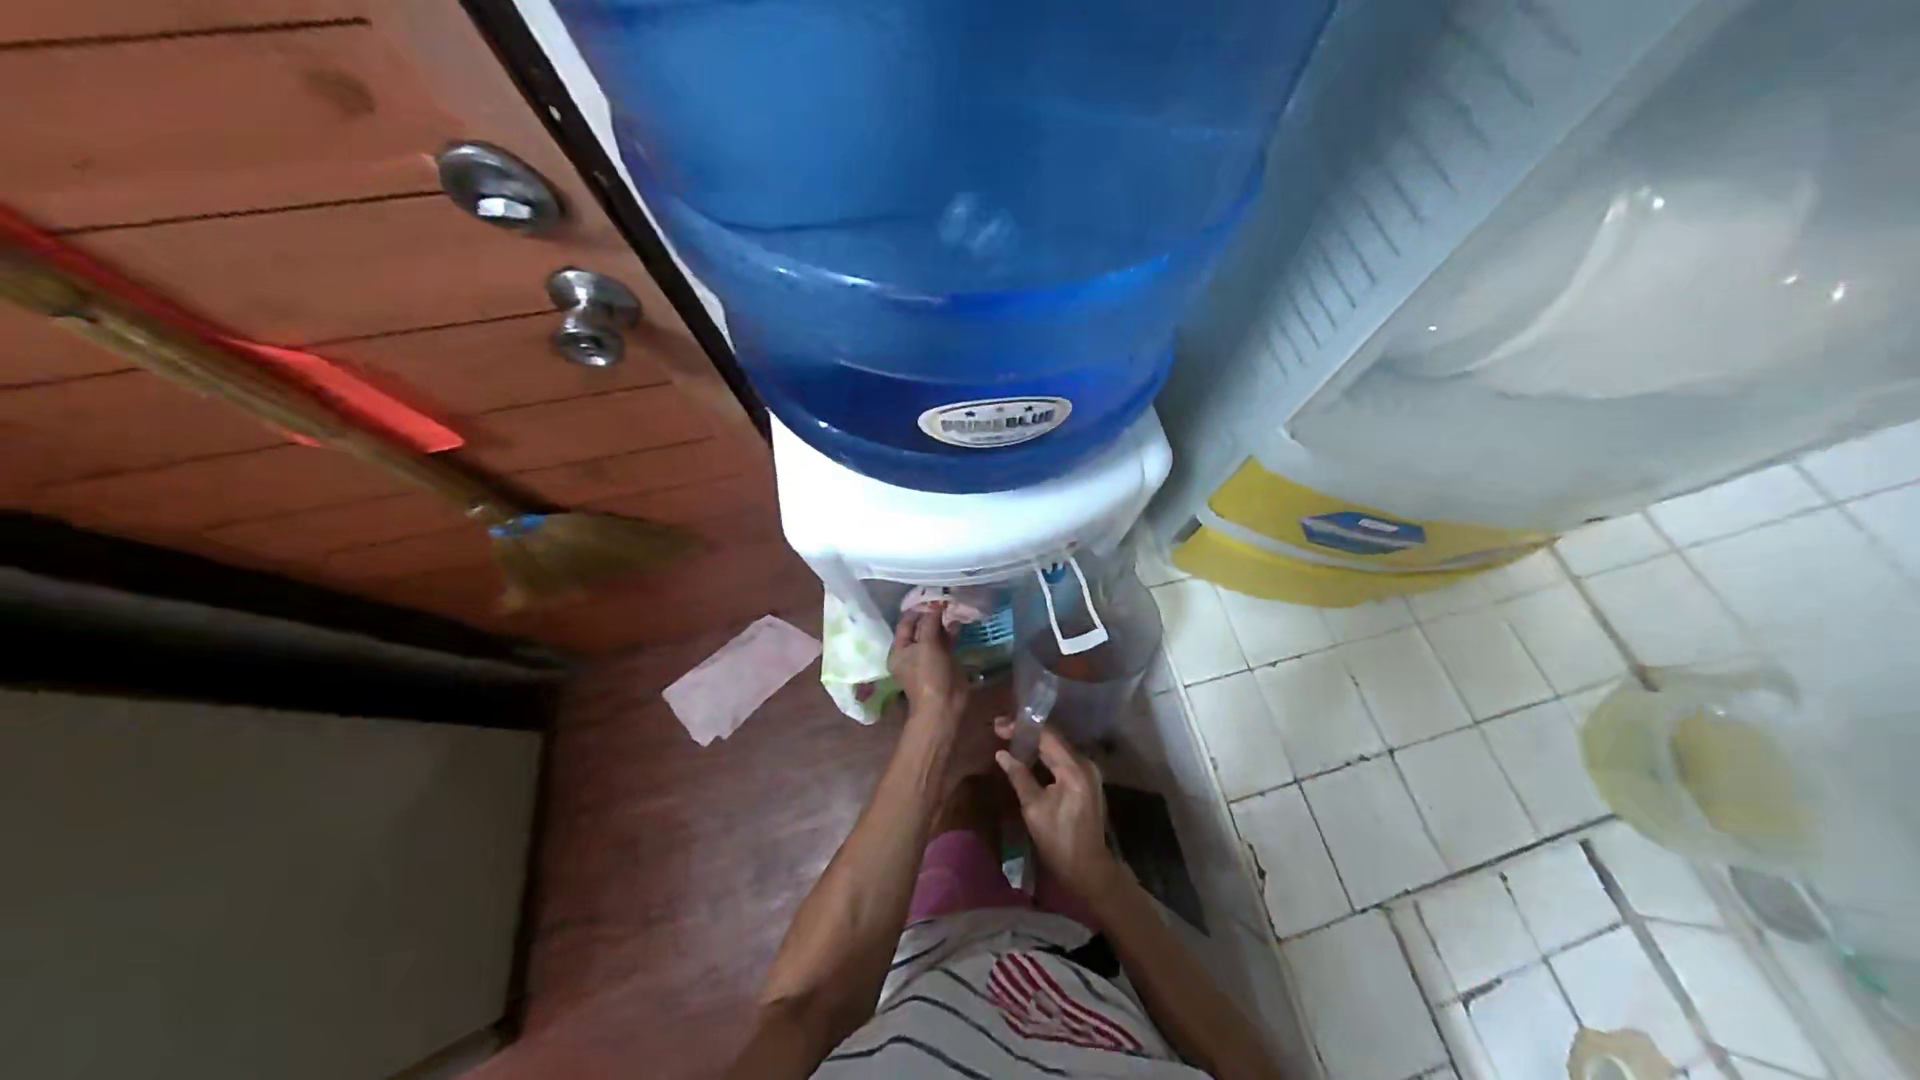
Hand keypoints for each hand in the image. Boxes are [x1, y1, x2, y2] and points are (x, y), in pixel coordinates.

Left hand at [889, 606, 967, 725]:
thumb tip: (935, 605)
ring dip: (942, 622)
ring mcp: (928, 657)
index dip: (917, 609)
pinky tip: (958, 621)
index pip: (905, 623)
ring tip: (953, 606)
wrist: (944, 704)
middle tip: (944, 598)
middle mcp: (911, 652)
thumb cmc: (928, 674)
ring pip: (934, 634)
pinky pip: (946, 642)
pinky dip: (951, 632)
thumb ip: (930, 623)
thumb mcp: (927, 645)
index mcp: (899, 650)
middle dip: (931, 614)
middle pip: (920, 627)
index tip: (931, 596)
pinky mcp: (944, 661)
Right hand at [994, 720, 1121, 900]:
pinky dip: (1046, 755)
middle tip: (1001, 729)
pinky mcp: (1087, 780)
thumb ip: (1019, 776)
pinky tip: (1029, 755)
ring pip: (1059, 748)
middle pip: (1054, 739)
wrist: (1088, 868)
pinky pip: (1064, 759)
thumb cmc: (1058, 840)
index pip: (1047, 736)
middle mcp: (1085, 764)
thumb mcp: (1034, 807)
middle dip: (1027, 733)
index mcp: (1074, 768)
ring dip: (1036, 743)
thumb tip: (1002, 754)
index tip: (998, 726)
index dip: (1021, 728)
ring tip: (1011, 738)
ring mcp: (1089, 772)